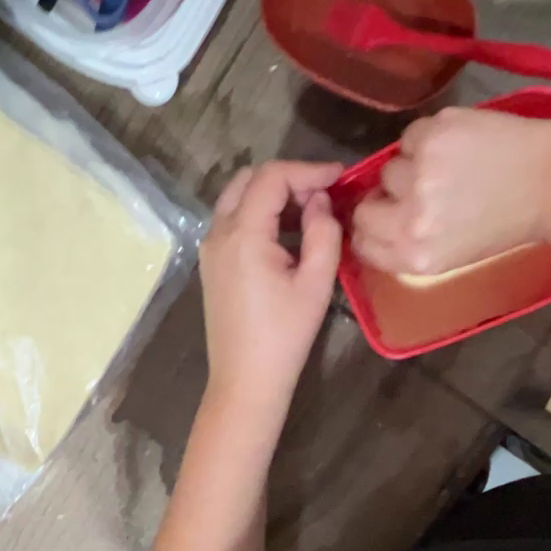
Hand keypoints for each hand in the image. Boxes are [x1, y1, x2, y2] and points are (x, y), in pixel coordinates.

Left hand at [199, 161, 344, 411]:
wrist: (246, 380)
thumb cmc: (284, 336)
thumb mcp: (316, 285)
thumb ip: (322, 234)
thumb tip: (320, 201)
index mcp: (243, 234)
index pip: (272, 177)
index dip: (308, 170)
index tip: (340, 177)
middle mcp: (218, 233)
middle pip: (249, 180)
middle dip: (288, 179)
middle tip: (324, 196)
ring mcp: (209, 248)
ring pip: (237, 199)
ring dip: (273, 197)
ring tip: (309, 215)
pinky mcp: (211, 265)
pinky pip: (232, 222)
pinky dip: (259, 216)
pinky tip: (286, 237)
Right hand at [351, 107, 550, 275]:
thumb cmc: (504, 225)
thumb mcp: (450, 256)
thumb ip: (408, 245)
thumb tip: (375, 221)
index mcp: (415, 255)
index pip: (362, 240)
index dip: (372, 227)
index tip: (386, 217)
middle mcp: (411, 217)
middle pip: (368, 203)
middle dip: (387, 197)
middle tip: (418, 191)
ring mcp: (420, 172)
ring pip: (390, 166)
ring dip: (411, 165)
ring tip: (450, 168)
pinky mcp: (433, 133)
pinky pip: (411, 136)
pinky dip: (429, 138)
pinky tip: (459, 146)